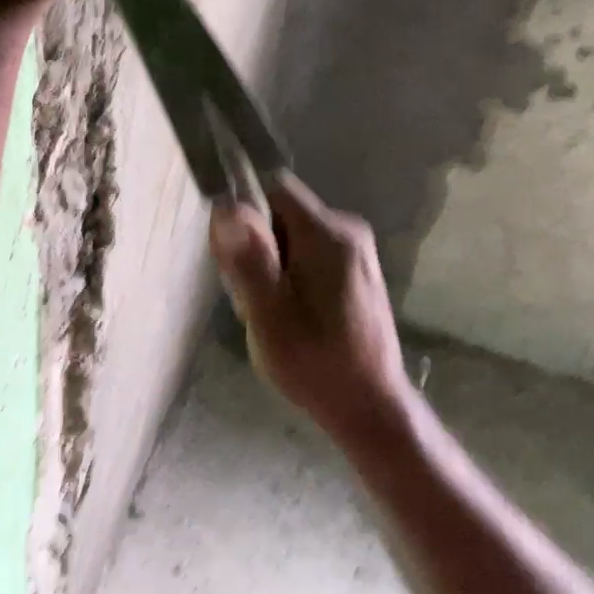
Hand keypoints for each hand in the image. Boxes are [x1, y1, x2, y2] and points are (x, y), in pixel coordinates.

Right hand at [210, 173, 414, 438]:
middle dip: (254, 246)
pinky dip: (288, 276)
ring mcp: (355, 251)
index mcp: (327, 235)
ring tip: (269, 312)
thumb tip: (225, 207)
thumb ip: (248, 258)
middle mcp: (347, 231)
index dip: (244, 213)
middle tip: (251, 297)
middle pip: (277, 212)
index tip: (236, 256)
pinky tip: (289, 314)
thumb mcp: (268, 314)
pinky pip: (305, 251)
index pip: (273, 187)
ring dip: (269, 265)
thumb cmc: (314, 362)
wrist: (368, 406)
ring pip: (288, 234)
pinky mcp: (355, 269)